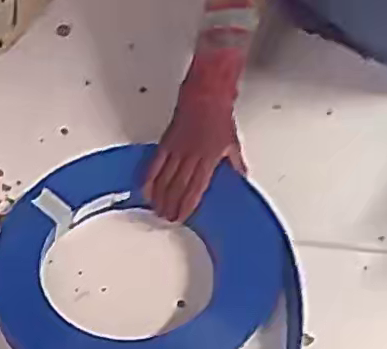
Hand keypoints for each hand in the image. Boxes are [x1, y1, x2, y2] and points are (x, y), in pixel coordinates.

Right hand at [146, 91, 244, 222]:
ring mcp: (177, 151)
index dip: (187, 205)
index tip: (181, 217)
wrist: (207, 92)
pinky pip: (154, 167)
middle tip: (167, 218)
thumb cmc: (218, 114)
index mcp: (209, 156)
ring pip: (164, 181)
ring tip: (157, 210)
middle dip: (171, 206)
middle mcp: (192, 155)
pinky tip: (147, 192)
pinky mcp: (166, 145)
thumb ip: (233, 163)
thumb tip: (240, 178)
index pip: (196, 188)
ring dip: (160, 199)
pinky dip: (149, 182)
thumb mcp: (232, 140)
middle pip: (177, 188)